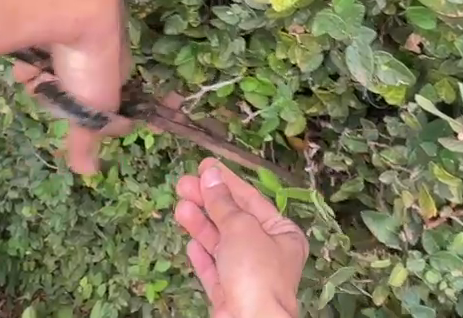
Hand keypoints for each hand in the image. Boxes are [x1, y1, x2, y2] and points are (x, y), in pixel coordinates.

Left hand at [1, 0, 129, 173]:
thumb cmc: (87, 50)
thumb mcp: (92, 101)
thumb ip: (90, 134)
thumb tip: (88, 172)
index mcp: (117, 28)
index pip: (105, 59)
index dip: (82, 84)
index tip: (60, 99)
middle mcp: (101, 0)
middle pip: (76, 40)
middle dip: (56, 70)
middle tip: (37, 87)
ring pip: (54, 21)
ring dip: (38, 49)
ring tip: (21, 69)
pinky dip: (26, 21)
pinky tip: (13, 39)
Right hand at [174, 158, 308, 317]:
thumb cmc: (255, 271)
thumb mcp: (240, 227)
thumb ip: (223, 203)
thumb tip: (210, 174)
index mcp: (282, 233)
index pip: (251, 199)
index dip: (227, 181)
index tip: (205, 165)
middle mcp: (268, 253)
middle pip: (233, 220)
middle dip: (208, 202)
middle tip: (183, 183)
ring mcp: (248, 277)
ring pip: (221, 244)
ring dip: (200, 225)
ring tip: (180, 206)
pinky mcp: (230, 297)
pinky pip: (215, 271)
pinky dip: (203, 256)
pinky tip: (190, 242)